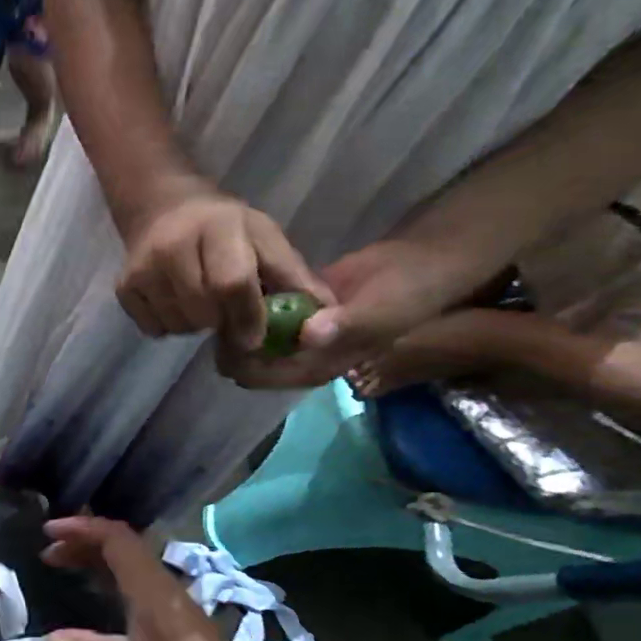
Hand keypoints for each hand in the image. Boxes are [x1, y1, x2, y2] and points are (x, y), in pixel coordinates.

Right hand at [38, 516, 283, 640]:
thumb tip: (49, 640)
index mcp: (152, 589)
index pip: (116, 539)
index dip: (81, 528)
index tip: (49, 531)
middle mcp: (159, 584)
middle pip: (118, 544)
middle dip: (80, 540)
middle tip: (47, 552)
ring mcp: (165, 595)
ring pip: (124, 558)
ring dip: (91, 554)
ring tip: (58, 563)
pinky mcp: (168, 609)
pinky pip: (129, 574)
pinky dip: (103, 570)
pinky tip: (88, 587)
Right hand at [117, 182, 330, 350]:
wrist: (160, 209)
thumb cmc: (223, 225)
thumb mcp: (263, 237)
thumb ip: (291, 274)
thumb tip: (326, 313)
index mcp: (215, 228)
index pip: (231, 283)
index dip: (247, 316)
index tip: (254, 339)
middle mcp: (172, 248)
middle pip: (202, 312)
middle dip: (221, 323)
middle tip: (227, 314)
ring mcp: (142, 270)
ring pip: (177, 325)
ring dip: (195, 326)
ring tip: (201, 305)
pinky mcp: (124, 288)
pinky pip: (153, 328)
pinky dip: (169, 325)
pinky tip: (176, 305)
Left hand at [220, 236, 493, 389]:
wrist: (418, 264)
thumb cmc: (404, 294)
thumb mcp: (380, 313)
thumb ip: (344, 326)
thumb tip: (307, 336)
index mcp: (312, 370)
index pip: (256, 377)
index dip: (237, 357)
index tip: (229, 327)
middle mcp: (295, 360)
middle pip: (242, 362)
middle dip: (230, 340)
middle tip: (223, 306)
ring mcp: (289, 337)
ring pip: (244, 339)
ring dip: (233, 322)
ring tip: (226, 294)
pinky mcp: (288, 314)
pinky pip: (256, 316)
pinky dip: (246, 305)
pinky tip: (240, 284)